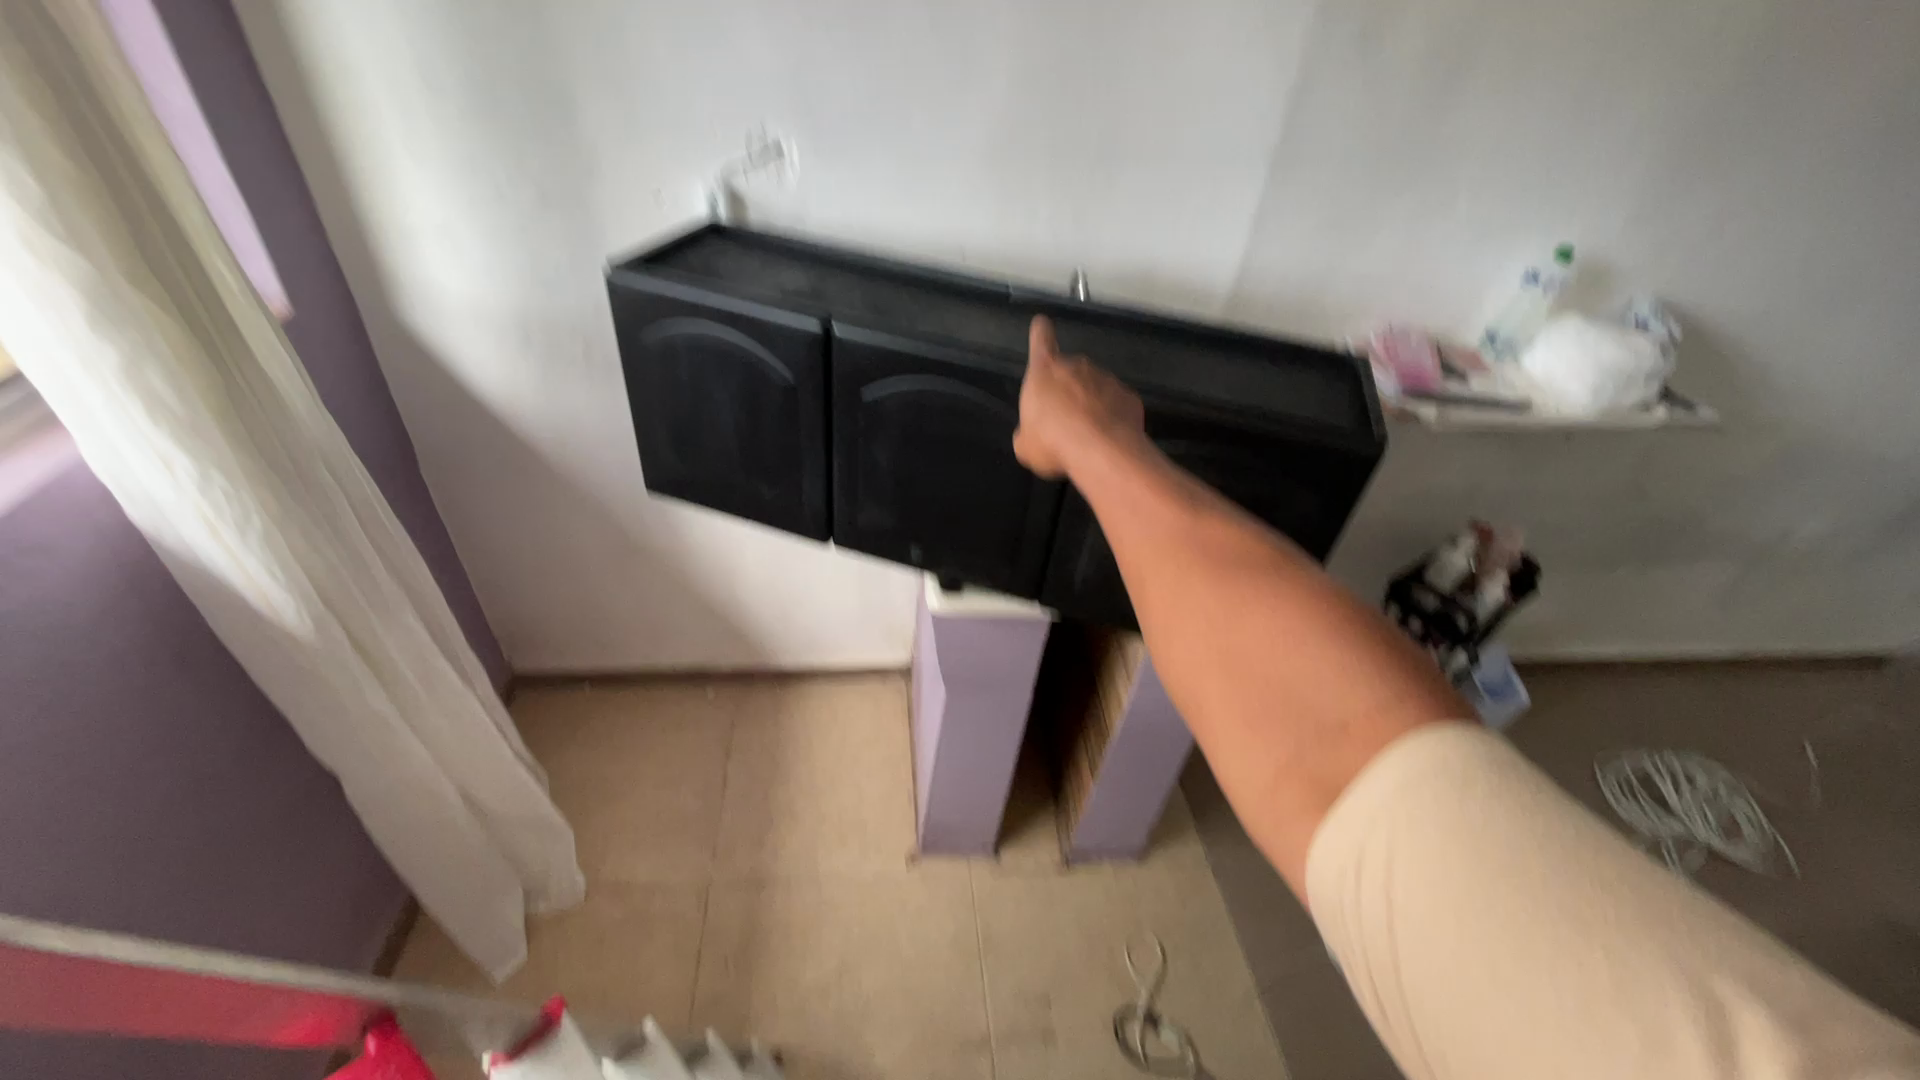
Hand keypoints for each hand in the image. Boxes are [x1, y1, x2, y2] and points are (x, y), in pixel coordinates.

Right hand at [1013, 316, 1145, 478]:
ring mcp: (1106, 378)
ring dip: (1090, 405)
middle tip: (1063, 420)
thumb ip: (1028, 429)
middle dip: (1067, 390)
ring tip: (1086, 434)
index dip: (1041, 333)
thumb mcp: (1025, 443)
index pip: (1041, 339)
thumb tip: (1034, 432)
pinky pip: (1115, 405)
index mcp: (1045, 370)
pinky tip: (1106, 437)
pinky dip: (1111, 417)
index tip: (1042, 325)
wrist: (1102, 452)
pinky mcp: (1129, 396)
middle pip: (1069, 371)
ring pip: (1095, 388)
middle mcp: (1077, 366)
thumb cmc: (1053, 441)